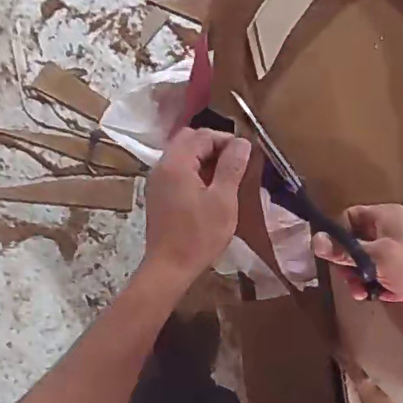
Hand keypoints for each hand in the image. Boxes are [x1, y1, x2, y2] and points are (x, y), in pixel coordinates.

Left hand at [141, 128, 250, 286]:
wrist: (169, 268)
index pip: (203, 135)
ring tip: (226, 176)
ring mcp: (157, 181)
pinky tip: (209, 189)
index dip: (226, 140)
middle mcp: (162, 166)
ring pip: (182, 154)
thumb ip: (232, 167)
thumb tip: (242, 143)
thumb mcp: (223, 201)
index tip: (245, 154)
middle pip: (188, 140)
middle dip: (214, 145)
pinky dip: (194, 170)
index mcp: (176, 164)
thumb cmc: (199, 236)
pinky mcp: (157, 194)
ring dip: (204, 158)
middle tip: (236, 162)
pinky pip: (176, 170)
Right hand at [312, 204, 402, 322]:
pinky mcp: (402, 270)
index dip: (338, 235)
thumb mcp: (377, 258)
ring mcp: (398, 250)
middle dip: (348, 263)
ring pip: (365, 260)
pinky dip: (374, 284)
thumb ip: (345, 251)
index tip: (333, 255)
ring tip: (361, 292)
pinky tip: (375, 296)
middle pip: (354, 241)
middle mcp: (391, 228)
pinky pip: (378, 274)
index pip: (349, 217)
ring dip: (359, 277)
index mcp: (386, 216)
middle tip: (349, 278)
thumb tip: (314, 240)